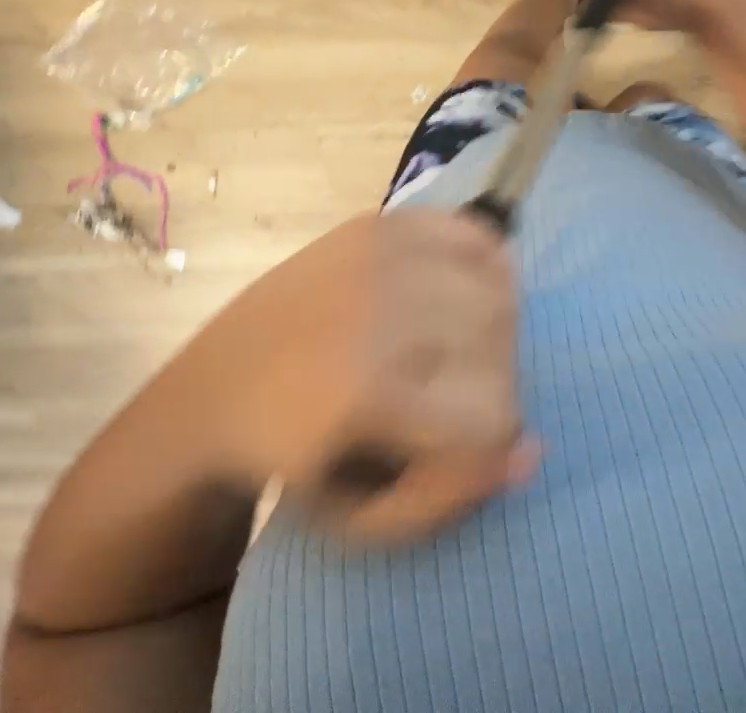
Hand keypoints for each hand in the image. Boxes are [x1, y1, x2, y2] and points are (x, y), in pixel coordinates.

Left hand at [190, 210, 536, 541]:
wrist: (214, 388)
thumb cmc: (291, 463)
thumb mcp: (363, 520)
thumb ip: (454, 497)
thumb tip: (531, 451)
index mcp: (370, 392)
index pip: (496, 412)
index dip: (490, 444)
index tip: (458, 449)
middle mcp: (379, 310)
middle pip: (502, 341)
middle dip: (495, 383)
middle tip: (459, 399)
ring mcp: (375, 256)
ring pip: (497, 287)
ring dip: (493, 330)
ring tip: (456, 350)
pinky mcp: (372, 225)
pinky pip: (470, 232)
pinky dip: (483, 265)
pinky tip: (454, 295)